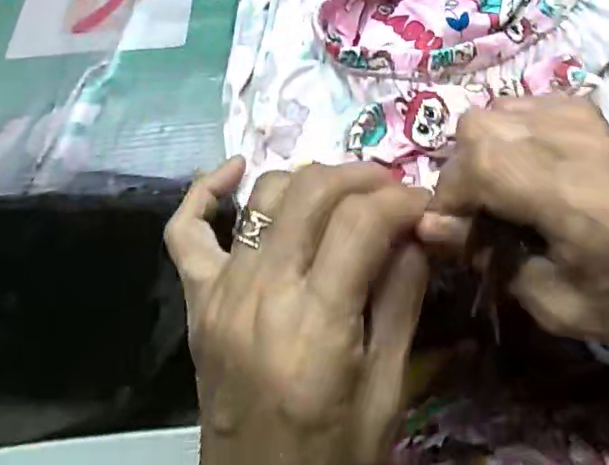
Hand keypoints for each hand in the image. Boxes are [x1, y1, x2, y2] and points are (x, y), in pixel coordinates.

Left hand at [164, 158, 430, 464]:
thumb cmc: (335, 458)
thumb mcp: (388, 391)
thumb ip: (402, 299)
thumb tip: (418, 226)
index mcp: (316, 329)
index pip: (361, 222)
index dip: (400, 199)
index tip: (423, 203)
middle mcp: (262, 296)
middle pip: (312, 191)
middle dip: (361, 176)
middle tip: (390, 189)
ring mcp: (220, 293)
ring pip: (265, 196)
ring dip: (310, 178)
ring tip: (343, 194)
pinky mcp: (196, 300)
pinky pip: (185, 231)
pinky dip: (206, 191)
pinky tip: (237, 171)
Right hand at [419, 96, 608, 351]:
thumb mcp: (551, 306)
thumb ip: (485, 256)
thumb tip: (426, 222)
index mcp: (584, 204)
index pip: (486, 166)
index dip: (451, 193)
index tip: (448, 229)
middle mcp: (582, 146)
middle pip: (479, 128)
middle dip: (459, 171)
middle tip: (472, 211)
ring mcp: (583, 118)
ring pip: (488, 113)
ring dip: (476, 153)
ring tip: (496, 191)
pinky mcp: (581, 106)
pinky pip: (510, 107)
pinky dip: (499, 137)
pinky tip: (518, 168)